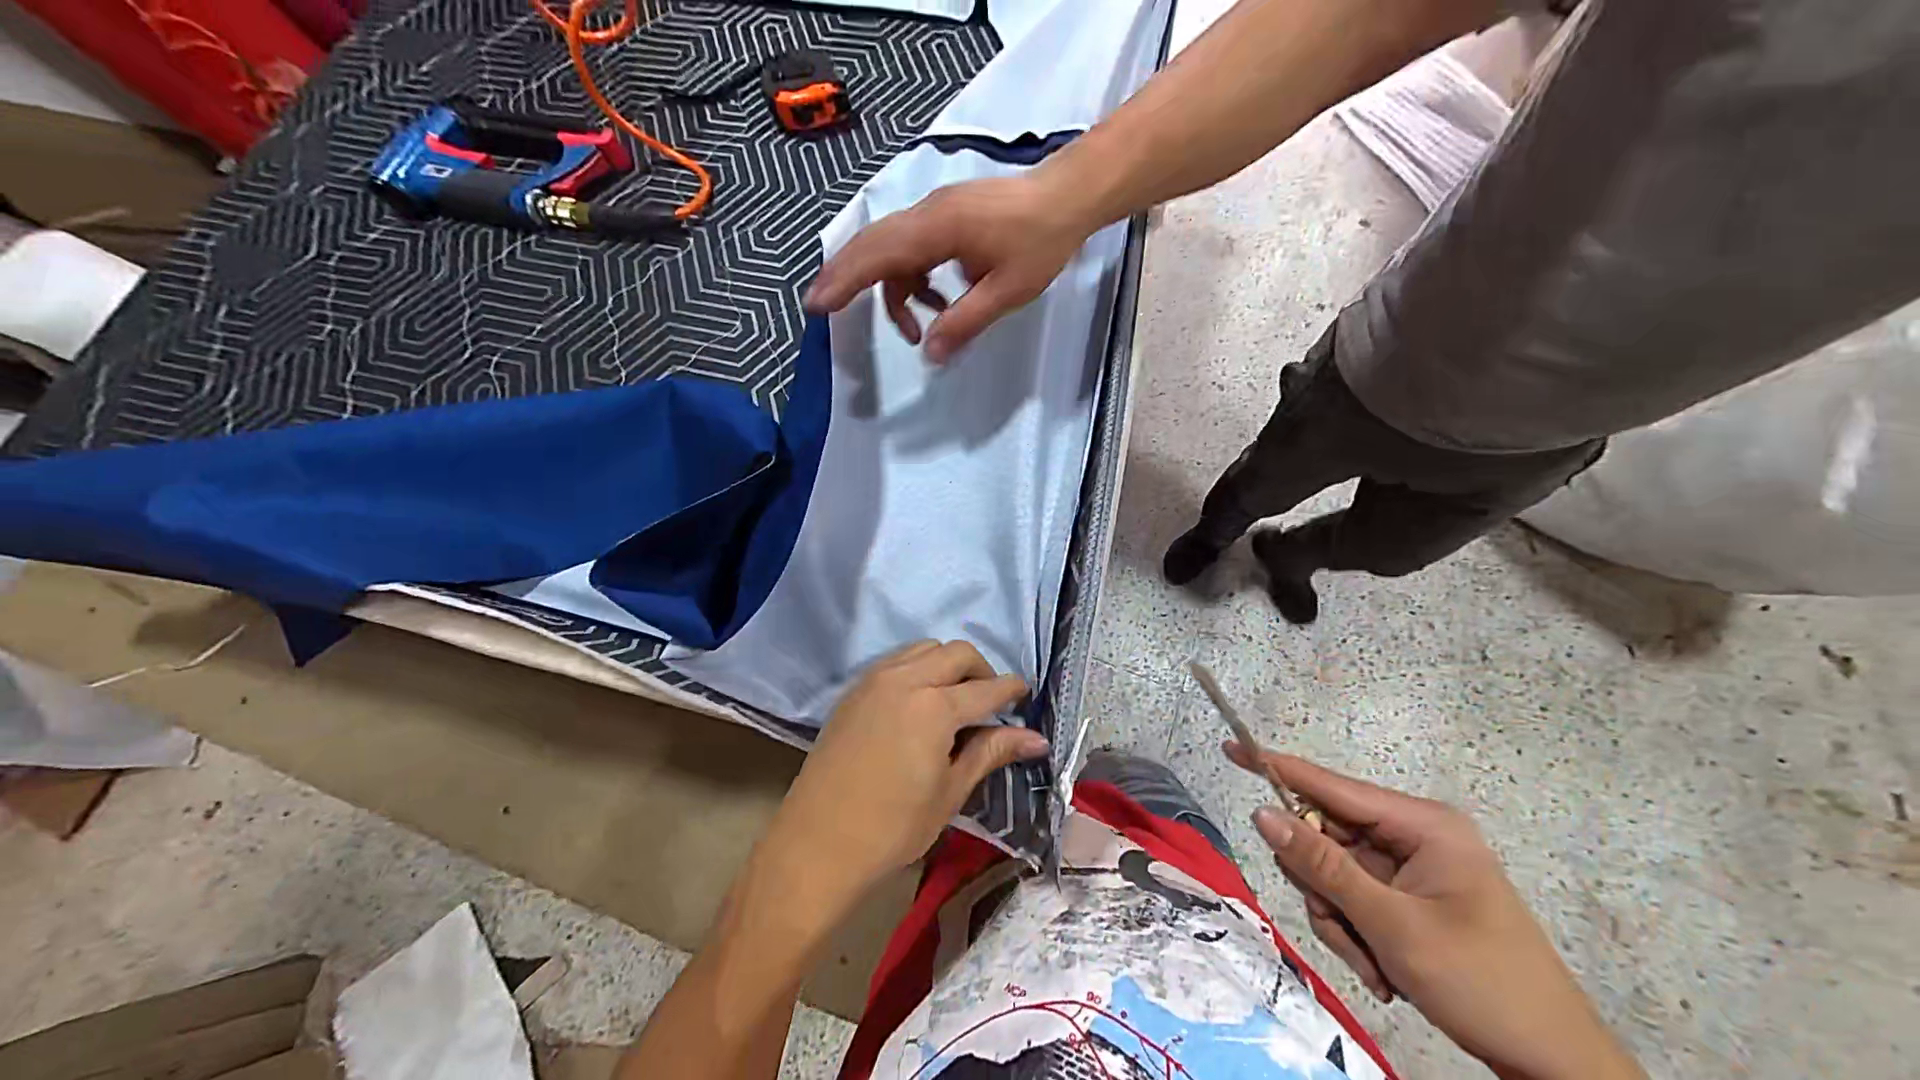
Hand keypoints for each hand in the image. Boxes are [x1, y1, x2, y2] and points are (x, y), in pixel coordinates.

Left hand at [762, 641, 1047, 900]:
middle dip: (981, 670)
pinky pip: (896, 660)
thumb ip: (991, 752)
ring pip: (924, 648)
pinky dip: (919, 667)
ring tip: (955, 699)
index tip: (1025, 694)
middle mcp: (906, 679)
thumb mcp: (951, 790)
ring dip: (948, 663)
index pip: (986, 688)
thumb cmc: (894, 825)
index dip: (1011, 690)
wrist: (819, 841)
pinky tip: (920, 701)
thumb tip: (1036, 739)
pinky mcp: (854, 690)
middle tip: (991, 702)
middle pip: (956, 653)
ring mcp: (875, 680)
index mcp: (935, 706)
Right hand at [803, 171, 1097, 361]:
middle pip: (872, 244)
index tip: (818, 302)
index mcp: (937, 228)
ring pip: (891, 249)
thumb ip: (964, 323)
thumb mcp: (1006, 291)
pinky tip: (937, 302)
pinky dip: (913, 280)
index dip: (844, 279)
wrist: (1067, 196)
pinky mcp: (944, 217)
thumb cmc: (1041, 241)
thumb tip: (930, 354)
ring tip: (914, 329)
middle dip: (847, 278)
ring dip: (893, 290)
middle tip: (824, 308)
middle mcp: (927, 214)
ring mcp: (935, 212)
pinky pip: (912, 249)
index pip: (878, 254)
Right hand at [1230, 746, 1643, 1079]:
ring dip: (1340, 920)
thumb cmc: (1481, 983)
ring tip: (1374, 962)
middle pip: (1325, 837)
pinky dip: (1355, 933)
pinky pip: (1352, 898)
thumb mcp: (1392, 925)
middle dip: (1323, 887)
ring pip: (1333, 873)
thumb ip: (1322, 866)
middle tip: (1344, 928)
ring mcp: (1411, 867)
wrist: (1555, 1062)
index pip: (1331, 786)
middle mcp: (1414, 836)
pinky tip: (1383, 969)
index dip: (1277, 768)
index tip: (1230, 748)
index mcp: (1422, 825)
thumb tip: (1263, 814)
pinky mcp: (1409, 896)